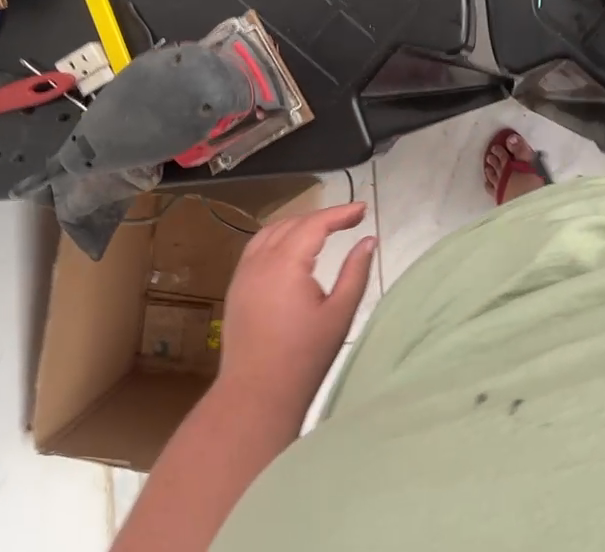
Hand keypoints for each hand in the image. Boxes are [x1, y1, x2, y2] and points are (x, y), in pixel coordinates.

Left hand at [219, 202, 376, 410]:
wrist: (256, 394)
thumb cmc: (304, 356)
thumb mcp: (340, 313)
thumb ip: (356, 271)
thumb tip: (369, 240)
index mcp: (285, 264)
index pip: (315, 224)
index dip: (340, 213)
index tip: (363, 209)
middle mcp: (259, 262)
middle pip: (292, 224)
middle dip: (321, 217)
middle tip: (350, 219)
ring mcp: (243, 275)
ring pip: (270, 233)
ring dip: (298, 225)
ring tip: (323, 229)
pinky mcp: (236, 289)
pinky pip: (256, 249)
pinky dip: (278, 238)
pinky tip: (292, 249)